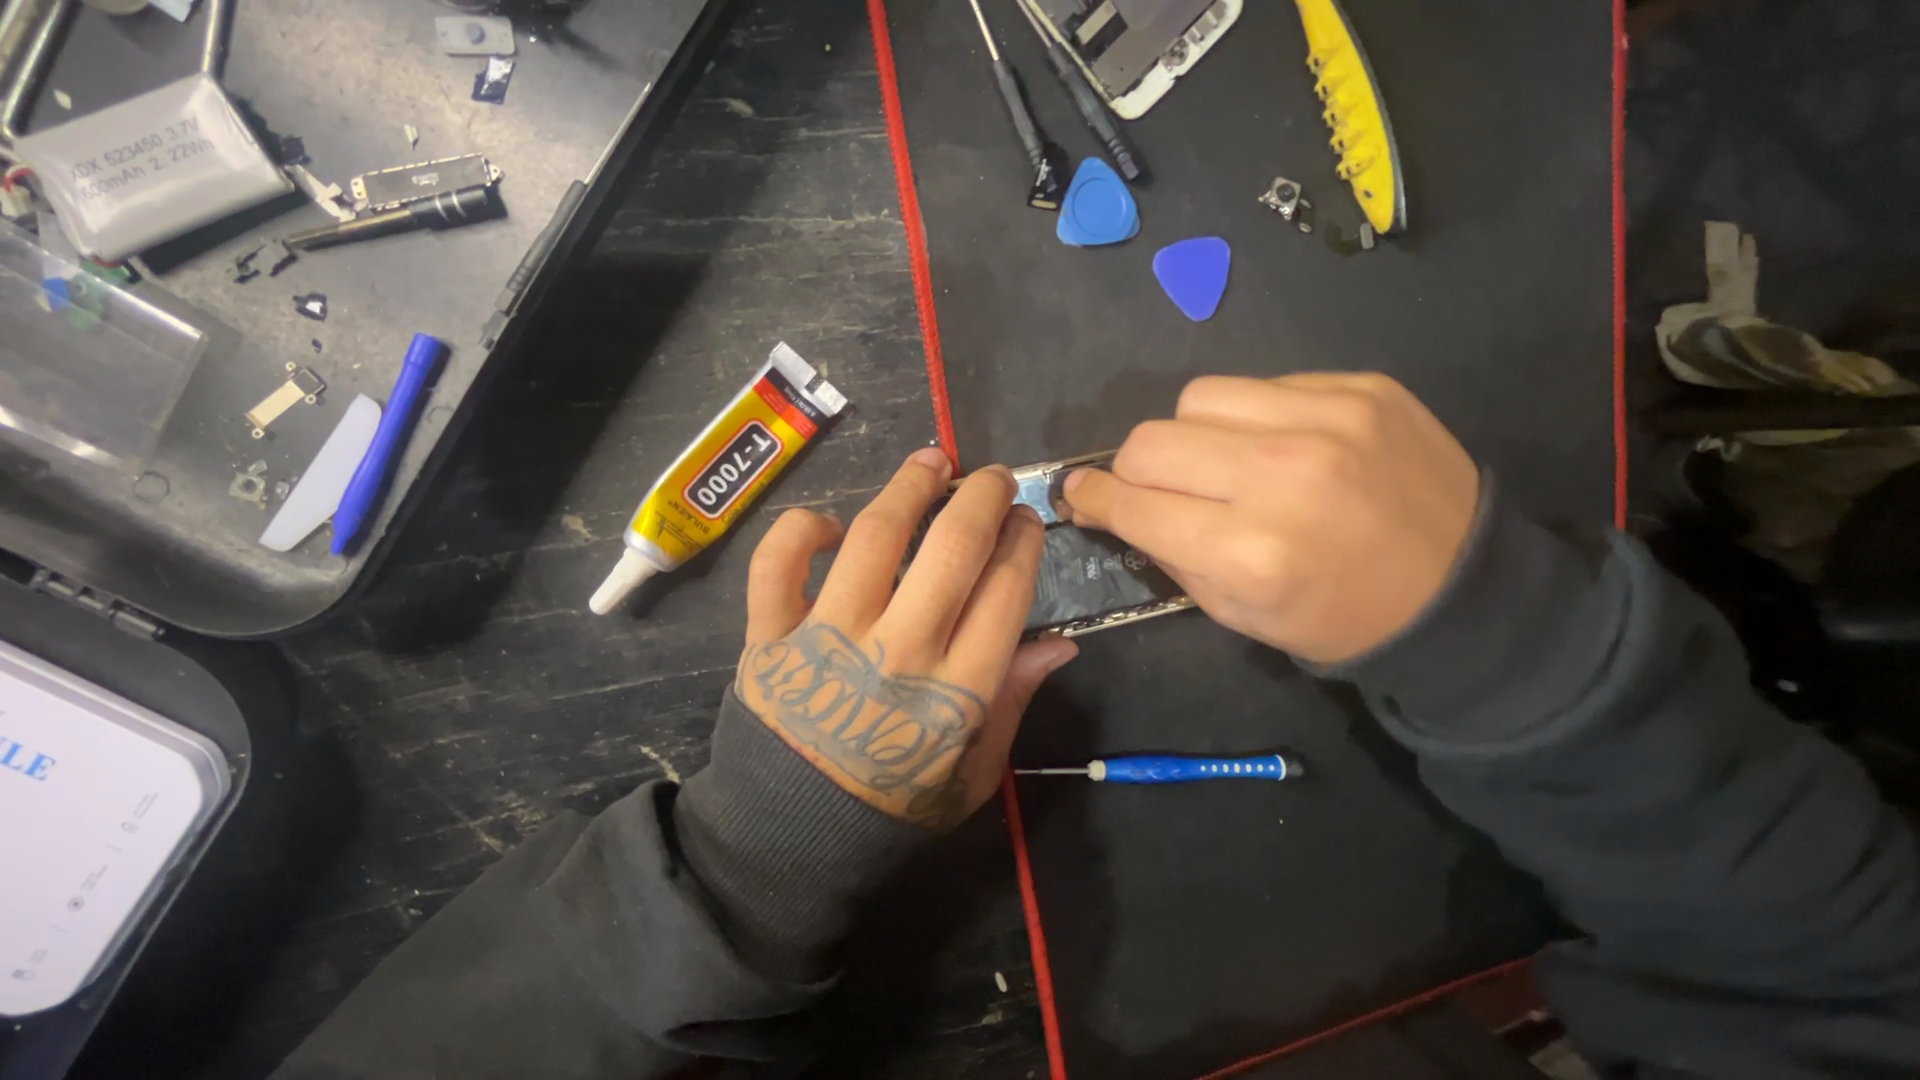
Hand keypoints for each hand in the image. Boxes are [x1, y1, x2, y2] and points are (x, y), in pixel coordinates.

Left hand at [735, 448, 1077, 828]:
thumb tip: (1061, 642)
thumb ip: (1014, 702)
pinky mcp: (770, 635)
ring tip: (932, 462)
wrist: (791, 840)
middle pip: (952, 548)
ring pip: (875, 536)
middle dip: (983, 498)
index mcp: (958, 691)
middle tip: (993, 478)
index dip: (1023, 542)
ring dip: (910, 488)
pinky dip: (803, 530)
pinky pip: (779, 562)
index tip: (1027, 519)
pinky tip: (832, 525)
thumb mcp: (975, 773)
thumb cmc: (895, 808)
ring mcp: (829, 637)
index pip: (1005, 591)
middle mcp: (899, 651)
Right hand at [1063, 373, 1479, 663]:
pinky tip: (1280, 445)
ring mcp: (1327, 422)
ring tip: (1223, 461)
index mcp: (1250, 553)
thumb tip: (1119, 503)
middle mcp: (1282, 477)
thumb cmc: (1338, 616)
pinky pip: (1262, 385)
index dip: (1093, 497)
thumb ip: (1171, 554)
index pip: (1134, 504)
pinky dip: (1251, 416)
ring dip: (1192, 434)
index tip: (1079, 492)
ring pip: (1198, 398)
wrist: (1464, 589)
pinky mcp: (1361, 387)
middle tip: (1155, 486)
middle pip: (1153, 440)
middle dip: (1135, 468)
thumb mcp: (1241, 614)